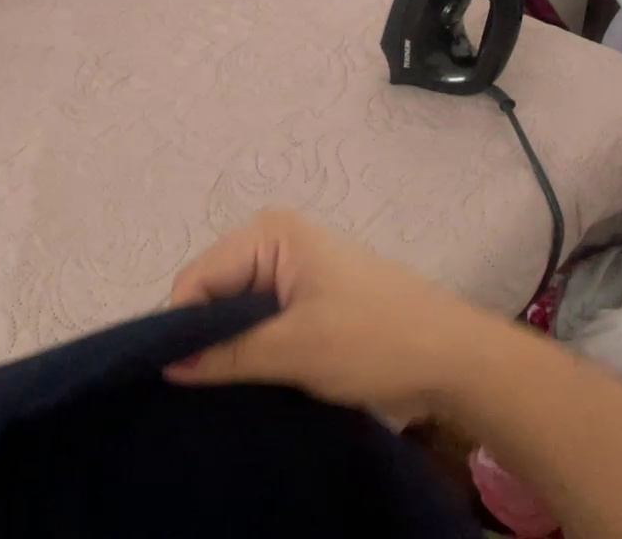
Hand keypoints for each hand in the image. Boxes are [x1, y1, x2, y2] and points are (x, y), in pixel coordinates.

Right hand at [166, 209, 517, 418]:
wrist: (454, 357)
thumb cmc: (375, 339)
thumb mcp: (295, 350)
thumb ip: (226, 354)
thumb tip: (166, 365)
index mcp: (269, 233)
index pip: (198, 278)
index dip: (182, 326)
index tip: (175, 378)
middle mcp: (274, 240)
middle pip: (214, 291)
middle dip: (207, 336)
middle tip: (204, 388)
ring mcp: (292, 267)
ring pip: (235, 309)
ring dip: (232, 346)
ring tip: (229, 386)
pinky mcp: (306, 294)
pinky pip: (260, 318)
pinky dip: (254, 346)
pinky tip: (254, 377)